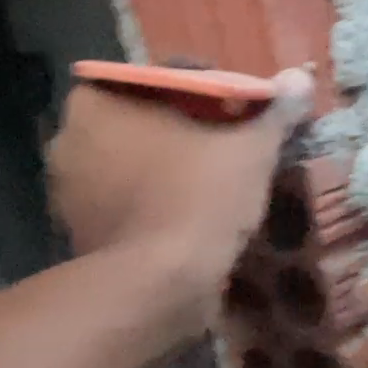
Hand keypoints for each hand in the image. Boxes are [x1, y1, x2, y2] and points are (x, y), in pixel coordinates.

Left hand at [46, 67, 312, 286]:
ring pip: (133, 172)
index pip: (160, 79)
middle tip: (227, 152)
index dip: (208, 91)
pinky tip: (190, 224)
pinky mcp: (84, 242)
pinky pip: (129, 212)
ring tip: (213, 190)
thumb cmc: (197, 201)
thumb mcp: (248, 149)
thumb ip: (273, 112)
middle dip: (183, 135)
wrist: (160, 289)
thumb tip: (300, 78)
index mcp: (94, 102)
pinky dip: (155, 213)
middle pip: (142, 126)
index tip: (239, 114)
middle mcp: (68, 143)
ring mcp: (70, 198)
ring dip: (168, 176)